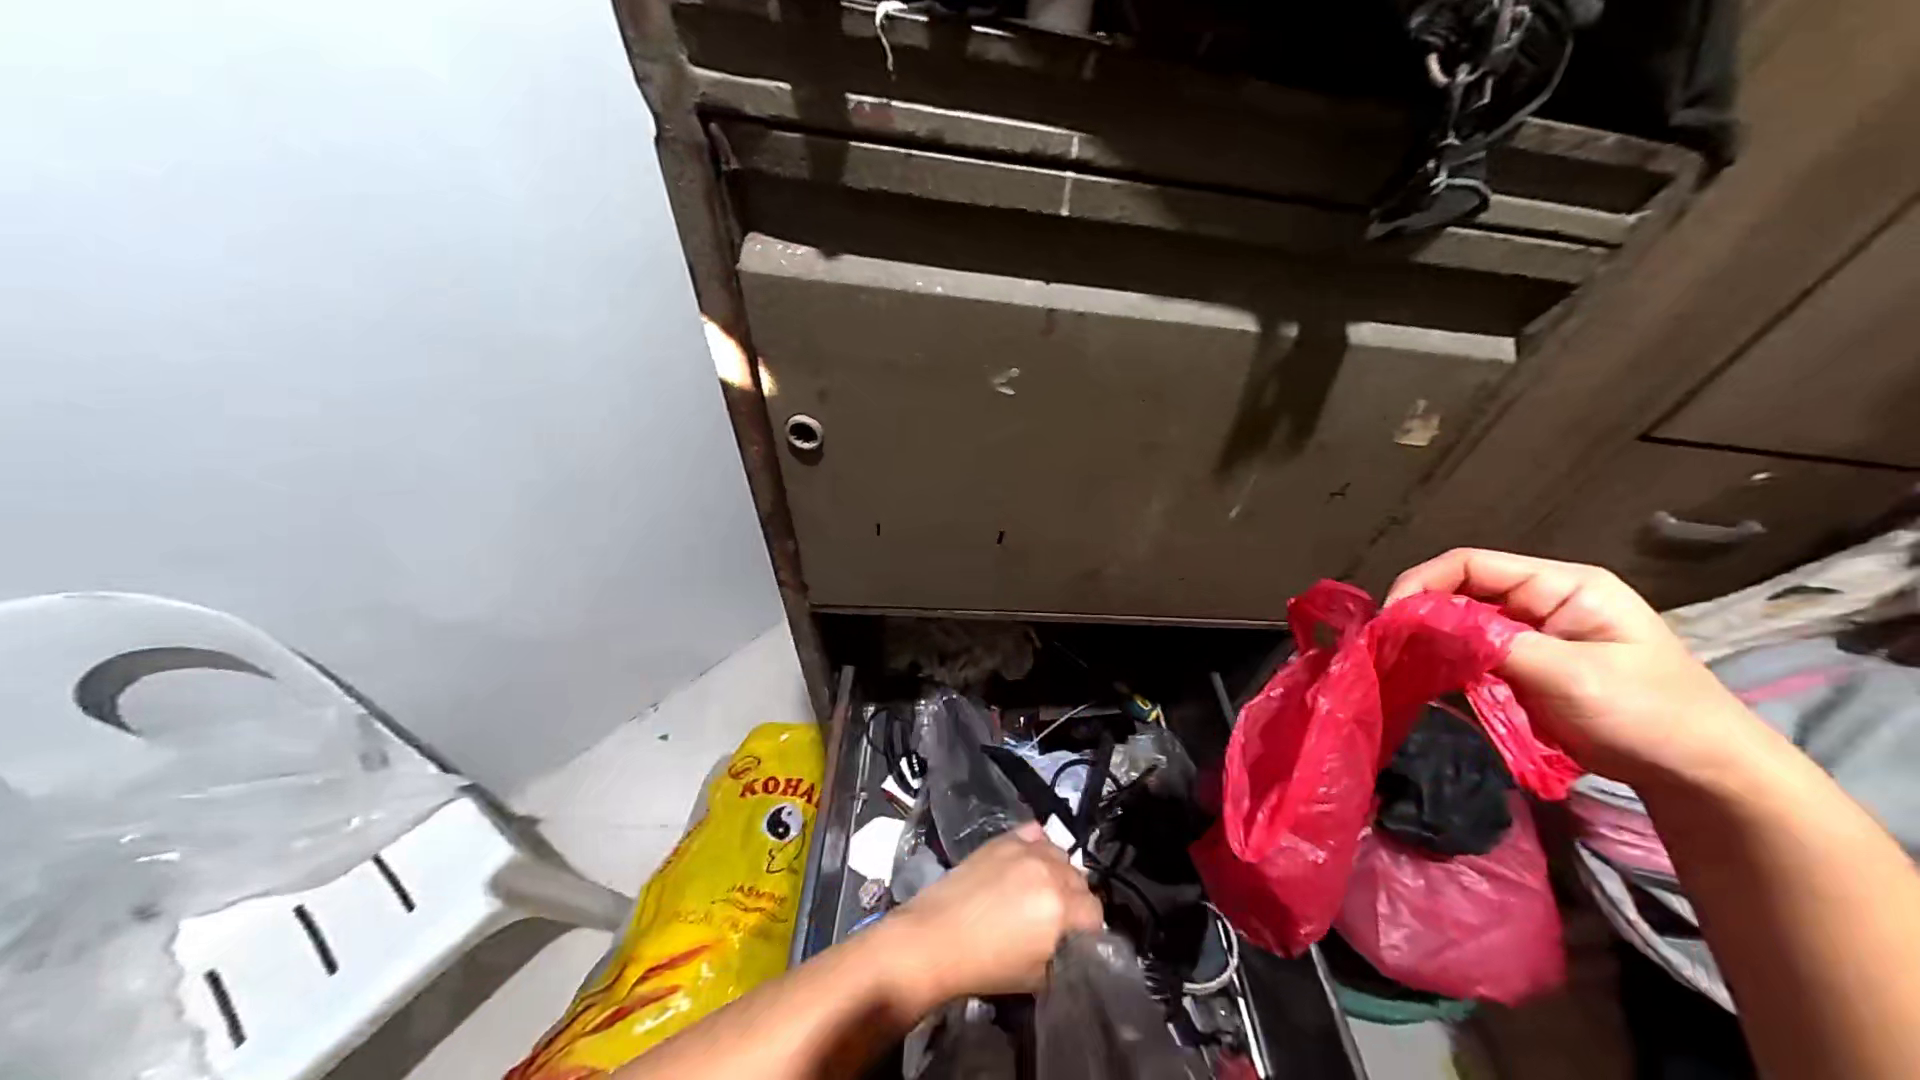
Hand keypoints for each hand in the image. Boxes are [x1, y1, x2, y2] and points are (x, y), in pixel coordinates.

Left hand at [877, 823, 1102, 1006]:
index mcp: (1060, 907)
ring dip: (1057, 872)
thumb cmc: (985, 965)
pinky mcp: (1001, 840)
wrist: (934, 937)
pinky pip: (1033, 833)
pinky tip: (1029, 862)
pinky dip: (1037, 846)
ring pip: (1060, 854)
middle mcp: (1048, 871)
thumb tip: (1071, 945)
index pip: (1095, 911)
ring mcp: (1023, 850)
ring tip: (1041, 889)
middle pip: (1079, 879)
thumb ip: (1063, 955)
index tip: (1077, 938)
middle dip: (1075, 899)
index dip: (1088, 928)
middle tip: (1057, 917)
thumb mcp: (1037, 975)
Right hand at [1388, 548, 1769, 788]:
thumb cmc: (1649, 714)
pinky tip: (1429, 681)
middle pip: (1459, 592)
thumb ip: (1489, 643)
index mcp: (1561, 585)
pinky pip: (1470, 655)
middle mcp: (1540, 601)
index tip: (1390, 619)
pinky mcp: (1524, 666)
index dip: (1422, 584)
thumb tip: (1415, 623)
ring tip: (1402, 665)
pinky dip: (1445, 665)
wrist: (1706, 776)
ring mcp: (1532, 635)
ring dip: (1430, 643)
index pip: (1469, 564)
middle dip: (1420, 615)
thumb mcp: (1568, 674)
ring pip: (1459, 625)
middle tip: (1388, 647)